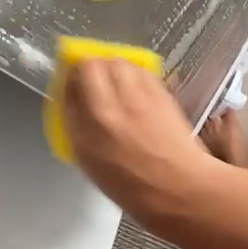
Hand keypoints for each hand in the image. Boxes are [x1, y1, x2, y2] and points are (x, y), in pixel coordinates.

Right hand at [63, 59, 216, 218]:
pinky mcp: (161, 91)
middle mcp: (110, 104)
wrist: (177, 187)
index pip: (70, 85)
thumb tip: (74, 101)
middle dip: (89, 68)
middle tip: (92, 80)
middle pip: (92, 64)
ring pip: (118, 61)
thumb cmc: (132, 185)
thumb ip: (78, 125)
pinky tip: (135, 88)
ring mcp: (138, 95)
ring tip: (114, 81)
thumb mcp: (90, 160)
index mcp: (87, 126)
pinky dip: (134, 73)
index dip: (70, 81)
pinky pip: (141, 70)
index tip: (74, 87)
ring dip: (112, 67)